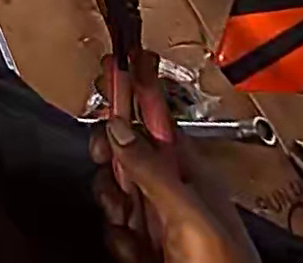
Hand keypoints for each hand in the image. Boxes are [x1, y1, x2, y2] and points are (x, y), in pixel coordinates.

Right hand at [90, 52, 259, 262]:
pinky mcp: (146, 248)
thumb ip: (152, 169)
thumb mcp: (192, 220)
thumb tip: (116, 126)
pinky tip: (134, 252)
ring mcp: (160, 220)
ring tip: (129, 226)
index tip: (123, 58)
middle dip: (110, 158)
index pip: (157, 115)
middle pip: (124, 148)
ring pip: (114, 186)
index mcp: (192, 174)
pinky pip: (115, 226)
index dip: (138, 86)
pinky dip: (118, 238)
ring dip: (112, 202)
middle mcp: (174, 191)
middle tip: (109, 167)